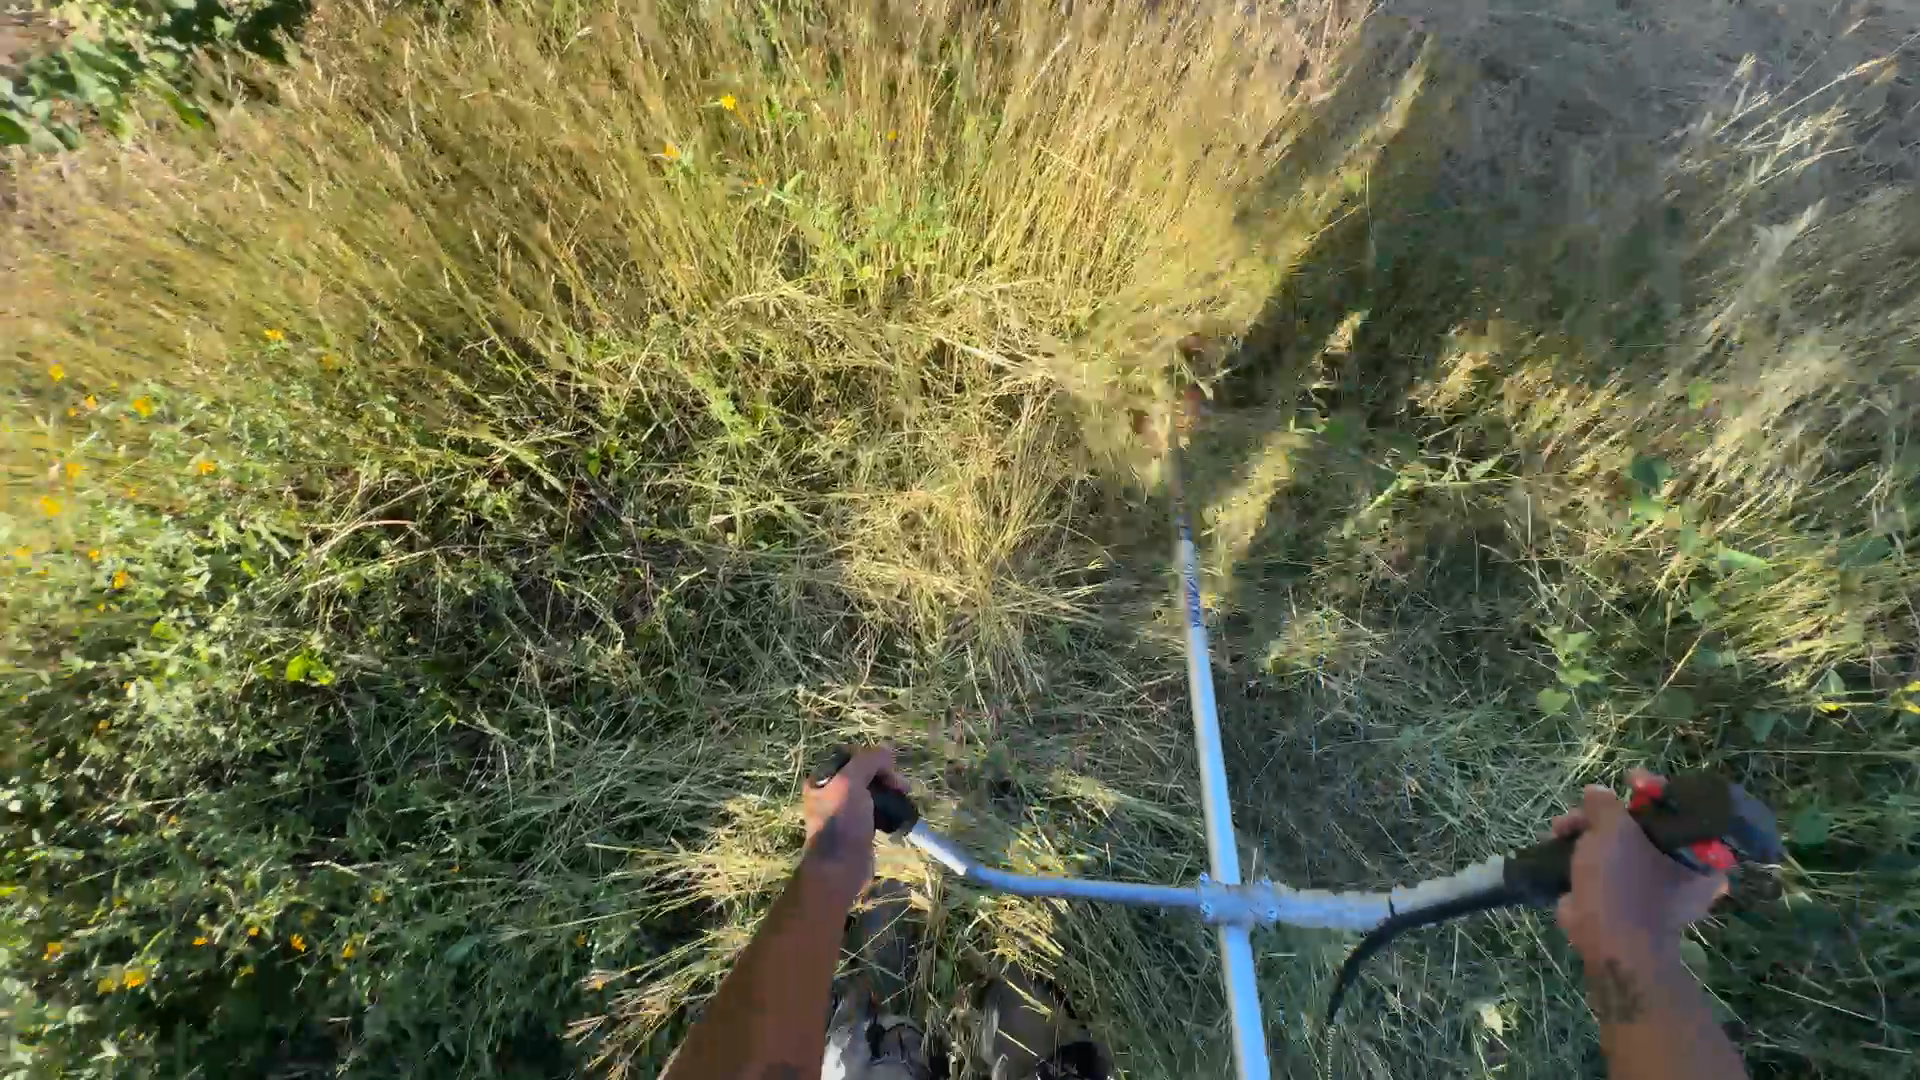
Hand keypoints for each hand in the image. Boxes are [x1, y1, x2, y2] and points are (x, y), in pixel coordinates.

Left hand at [801, 745, 908, 911]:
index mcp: (821, 778)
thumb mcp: (851, 782)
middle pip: (863, 771)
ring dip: (889, 791)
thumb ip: (869, 760)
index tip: (888, 769)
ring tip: (904, 798)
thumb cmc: (842, 822)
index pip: (851, 754)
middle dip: (885, 775)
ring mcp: (844, 810)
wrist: (840, 868)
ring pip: (871, 789)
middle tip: (901, 786)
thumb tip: (887, 749)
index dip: (872, 758)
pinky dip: (887, 807)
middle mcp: (830, 791)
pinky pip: (875, 808)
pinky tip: (898, 813)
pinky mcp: (857, 826)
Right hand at [1552, 768, 1727, 968]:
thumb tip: (1597, 792)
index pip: (1686, 812)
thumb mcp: (1613, 832)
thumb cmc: (1623, 883)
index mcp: (1700, 860)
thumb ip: (1605, 804)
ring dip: (1585, 828)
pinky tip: (1559, 843)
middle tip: (1582, 811)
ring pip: (1617, 840)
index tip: (1630, 781)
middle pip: (1642, 824)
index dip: (1657, 791)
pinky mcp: (1623, 892)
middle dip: (1604, 812)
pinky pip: (1604, 859)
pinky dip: (1582, 848)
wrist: (1607, 937)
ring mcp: (1651, 883)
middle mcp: (1682, 871)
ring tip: (1560, 829)